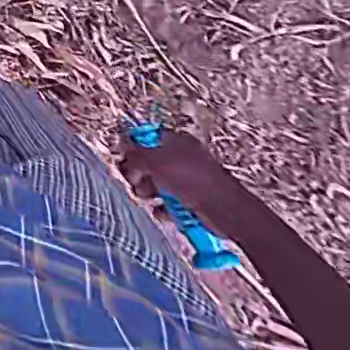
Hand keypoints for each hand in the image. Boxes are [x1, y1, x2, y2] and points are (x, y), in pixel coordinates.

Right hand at [119, 129, 264, 241]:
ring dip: (149, 191)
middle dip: (140, 173)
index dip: (134, 147)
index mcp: (177, 141)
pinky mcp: (194, 199)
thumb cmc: (194, 180)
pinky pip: (171, 201)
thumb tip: (123, 151)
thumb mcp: (156, 162)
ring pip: (159, 182)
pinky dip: (164, 207)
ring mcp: (189, 179)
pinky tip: (161, 211)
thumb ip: (135, 155)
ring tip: (147, 197)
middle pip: (151, 162)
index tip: (125, 159)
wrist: (226, 211)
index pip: (147, 137)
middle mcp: (184, 157)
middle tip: (136, 181)